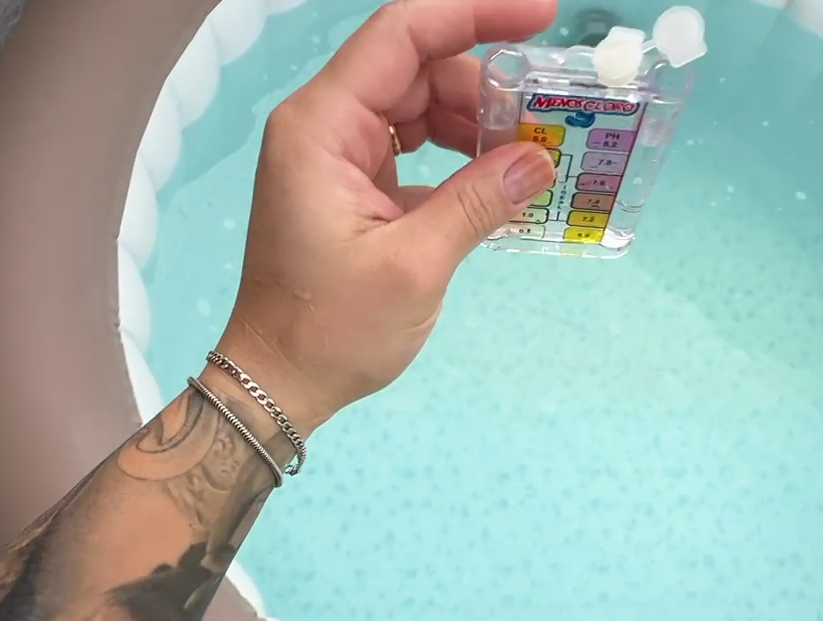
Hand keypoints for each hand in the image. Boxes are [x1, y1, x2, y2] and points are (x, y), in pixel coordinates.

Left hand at [216, 0, 560, 433]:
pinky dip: (451, 165)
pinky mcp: (351, 195)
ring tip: (523, 159)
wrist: (281, 381)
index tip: (542, 18)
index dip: (475, 14)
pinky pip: (409, 156)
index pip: (403, 34)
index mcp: (323, 127)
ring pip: (415, 113)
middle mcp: (324, 129)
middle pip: (413, 71)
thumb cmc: (333, 331)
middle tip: (540, 126)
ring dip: (470, 129)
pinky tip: (490, 186)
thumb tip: (539, 160)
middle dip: (481, 90)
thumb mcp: (414, 267)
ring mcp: (336, 162)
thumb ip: (476, 203)